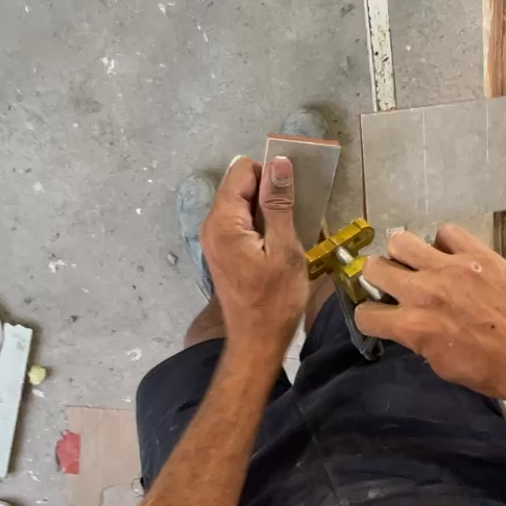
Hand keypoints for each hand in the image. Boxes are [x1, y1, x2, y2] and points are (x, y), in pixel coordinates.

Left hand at [201, 156, 309, 351]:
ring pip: (242, 206)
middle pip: (240, 187)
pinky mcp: (222, 253)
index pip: (242, 171)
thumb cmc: (275, 301)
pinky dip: (261, 227)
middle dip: (268, 194)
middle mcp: (211, 226)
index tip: (292, 198)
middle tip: (293, 219)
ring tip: (288, 236)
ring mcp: (214, 241)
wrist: (257, 341)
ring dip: (268, 212)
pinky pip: (241, 225)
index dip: (269, 176)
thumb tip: (279, 164)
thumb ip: (279, 204)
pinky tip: (278, 246)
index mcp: (223, 222)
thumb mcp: (284, 249)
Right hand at [353, 225, 505, 407]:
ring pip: (402, 241)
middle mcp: (426, 293)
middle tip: (392, 286)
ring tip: (419, 266)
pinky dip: (443, 243)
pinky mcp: (479, 254)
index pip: (367, 314)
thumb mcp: (445, 367)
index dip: (371, 318)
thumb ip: (420, 340)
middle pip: (375, 268)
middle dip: (377, 279)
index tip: (380, 319)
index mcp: (415, 328)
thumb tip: (411, 325)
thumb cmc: (495, 373)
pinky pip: (447, 232)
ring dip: (403, 254)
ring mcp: (452, 268)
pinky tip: (453, 258)